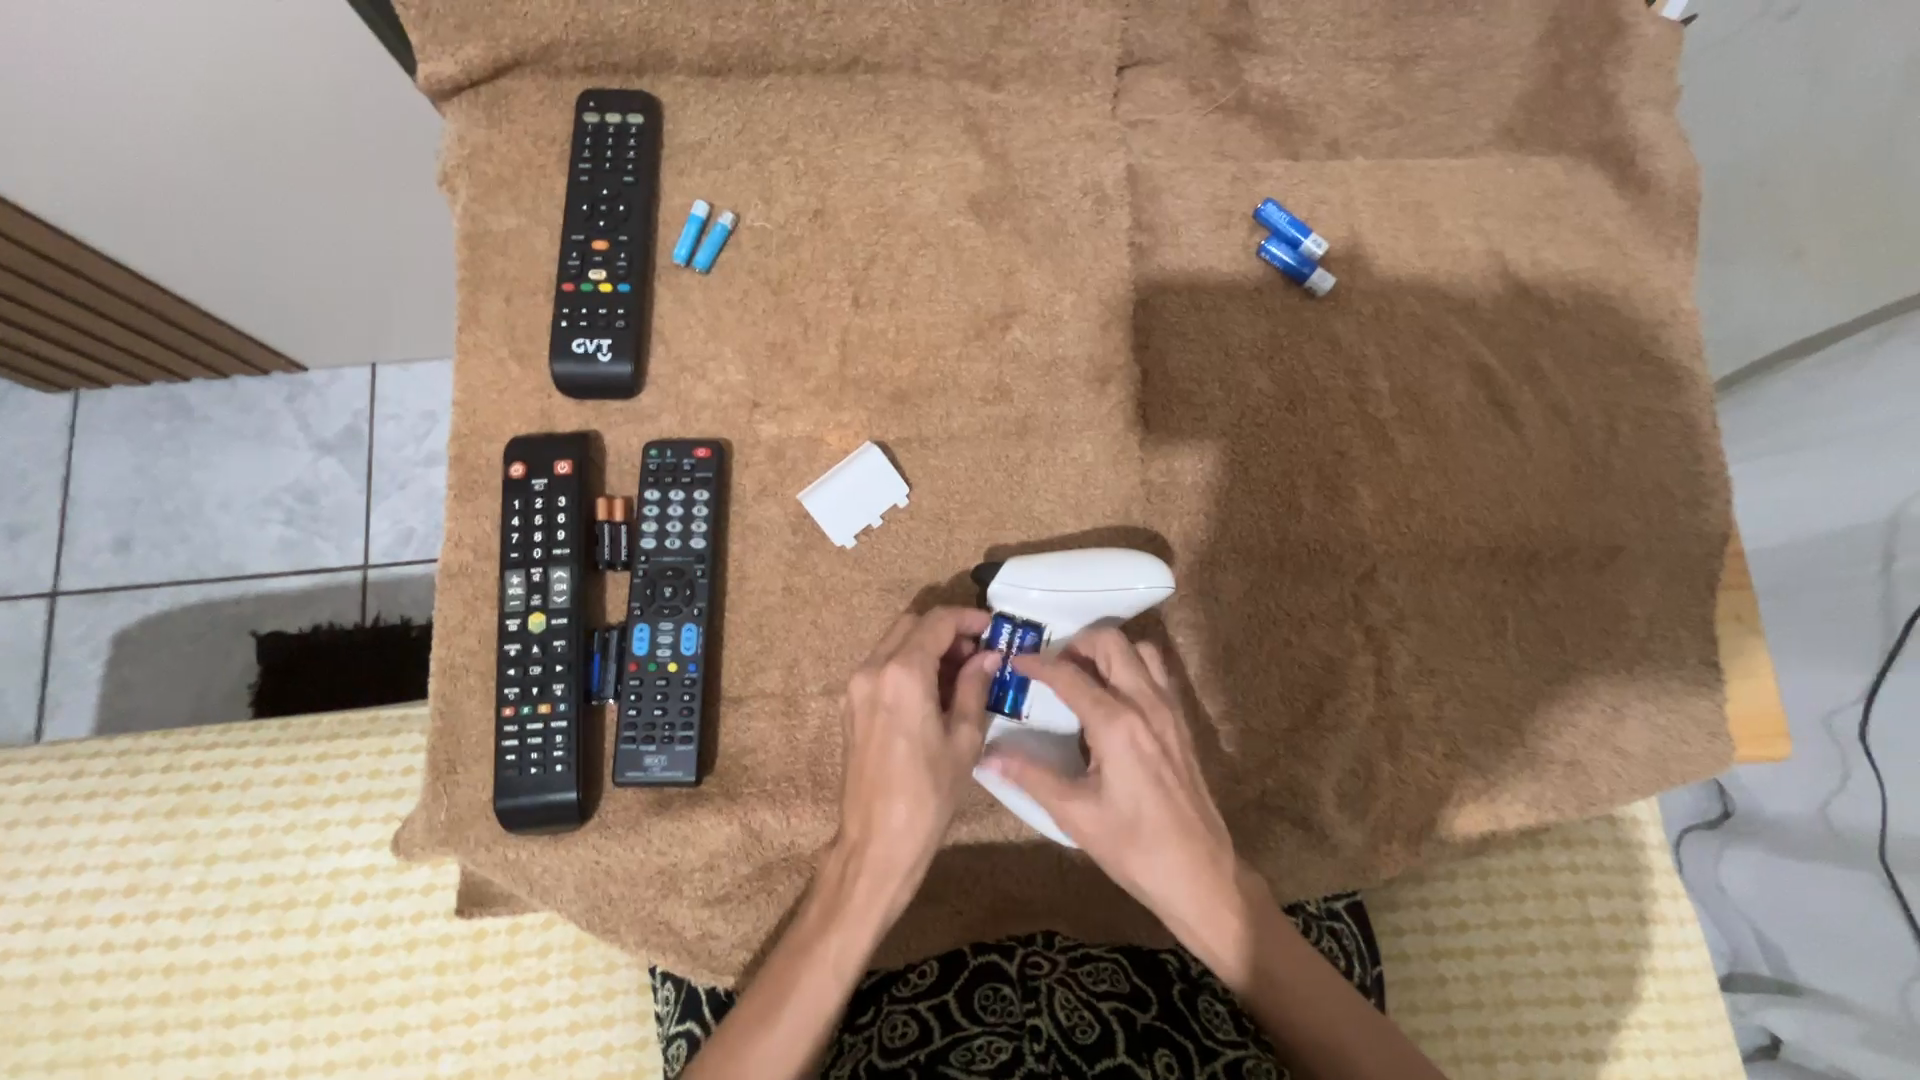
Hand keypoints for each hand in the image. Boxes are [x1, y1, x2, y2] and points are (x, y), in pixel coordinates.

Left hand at [835, 606, 998, 914]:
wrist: (877, 838)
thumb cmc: (929, 792)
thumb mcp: (964, 739)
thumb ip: (974, 687)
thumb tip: (988, 656)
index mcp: (902, 673)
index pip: (937, 622)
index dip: (968, 618)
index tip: (992, 627)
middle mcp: (872, 669)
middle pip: (911, 624)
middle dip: (946, 630)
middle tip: (977, 652)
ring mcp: (855, 686)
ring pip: (893, 642)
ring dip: (926, 645)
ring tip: (960, 672)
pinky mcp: (850, 705)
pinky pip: (882, 666)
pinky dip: (908, 663)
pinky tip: (933, 690)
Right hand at [980, 628, 1252, 966]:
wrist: (1199, 873)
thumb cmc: (1134, 847)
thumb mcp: (1075, 814)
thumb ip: (1030, 776)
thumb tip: (988, 757)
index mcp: (1117, 724)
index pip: (1069, 675)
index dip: (1037, 664)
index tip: (1015, 662)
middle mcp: (1146, 704)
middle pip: (1111, 643)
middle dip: (1076, 644)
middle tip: (1052, 665)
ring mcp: (1169, 711)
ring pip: (1140, 650)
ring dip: (1109, 651)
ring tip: (1082, 675)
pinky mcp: (1181, 723)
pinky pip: (1157, 673)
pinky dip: (1131, 667)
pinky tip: (1111, 698)